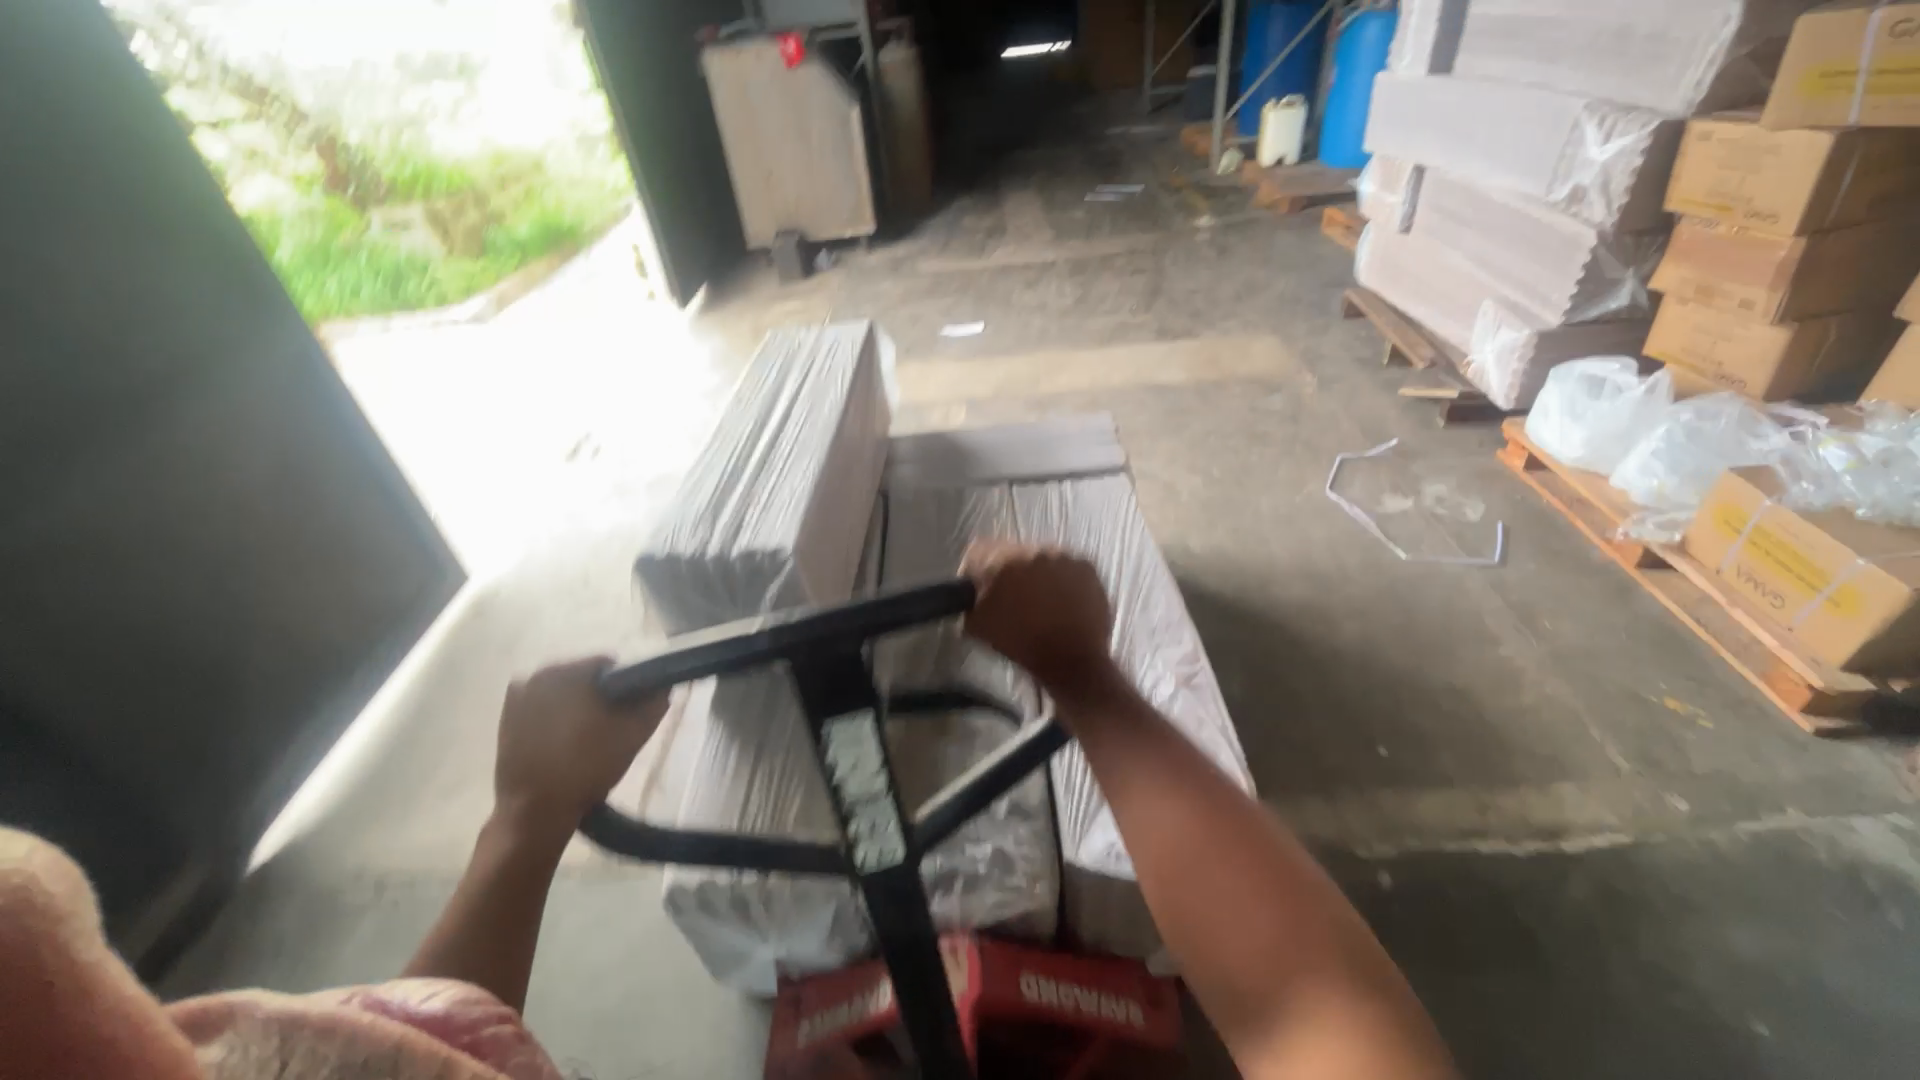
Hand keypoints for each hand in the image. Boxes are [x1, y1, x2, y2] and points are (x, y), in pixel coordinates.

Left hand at [492, 658, 667, 837]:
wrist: (535, 812)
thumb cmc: (587, 768)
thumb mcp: (634, 735)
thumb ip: (654, 704)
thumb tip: (661, 687)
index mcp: (565, 672)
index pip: (607, 665)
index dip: (626, 687)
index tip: (630, 713)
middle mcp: (534, 675)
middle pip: (583, 678)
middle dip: (600, 697)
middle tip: (611, 729)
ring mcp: (516, 698)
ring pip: (563, 694)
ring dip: (578, 708)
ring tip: (588, 741)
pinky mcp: (506, 720)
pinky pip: (544, 708)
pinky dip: (557, 719)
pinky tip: (566, 746)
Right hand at [960, 541, 1117, 699]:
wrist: (1071, 660)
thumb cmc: (1019, 645)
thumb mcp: (977, 627)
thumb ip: (969, 603)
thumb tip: (971, 596)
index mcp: (1000, 561)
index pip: (978, 551)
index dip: (976, 570)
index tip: (980, 588)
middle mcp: (1032, 549)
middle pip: (1013, 553)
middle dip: (1011, 572)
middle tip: (1014, 599)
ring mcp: (1064, 556)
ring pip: (1043, 558)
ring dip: (1039, 575)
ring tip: (1043, 603)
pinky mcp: (1088, 567)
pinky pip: (1069, 568)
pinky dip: (1065, 581)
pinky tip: (1065, 604)